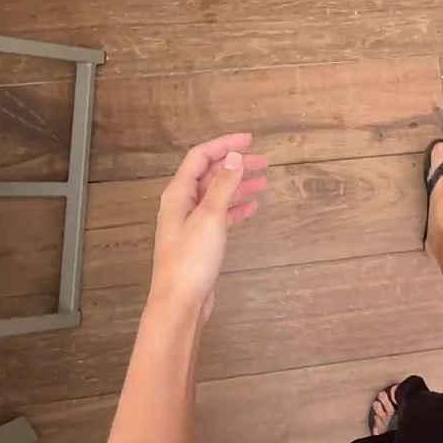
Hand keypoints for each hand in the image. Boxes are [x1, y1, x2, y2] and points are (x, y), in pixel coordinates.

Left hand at [150, 133, 268, 317]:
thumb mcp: (210, 217)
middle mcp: (182, 205)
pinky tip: (253, 207)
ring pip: (218, 195)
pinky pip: (221, 215)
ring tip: (264, 181)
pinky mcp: (201, 240)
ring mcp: (192, 223)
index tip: (250, 140)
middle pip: (210, 175)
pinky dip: (237, 207)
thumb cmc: (191, 260)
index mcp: (178, 194)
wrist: (180, 302)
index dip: (224, 145)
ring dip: (239, 185)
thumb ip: (223, 186)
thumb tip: (234, 157)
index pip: (200, 158)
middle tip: (264, 161)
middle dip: (235, 165)